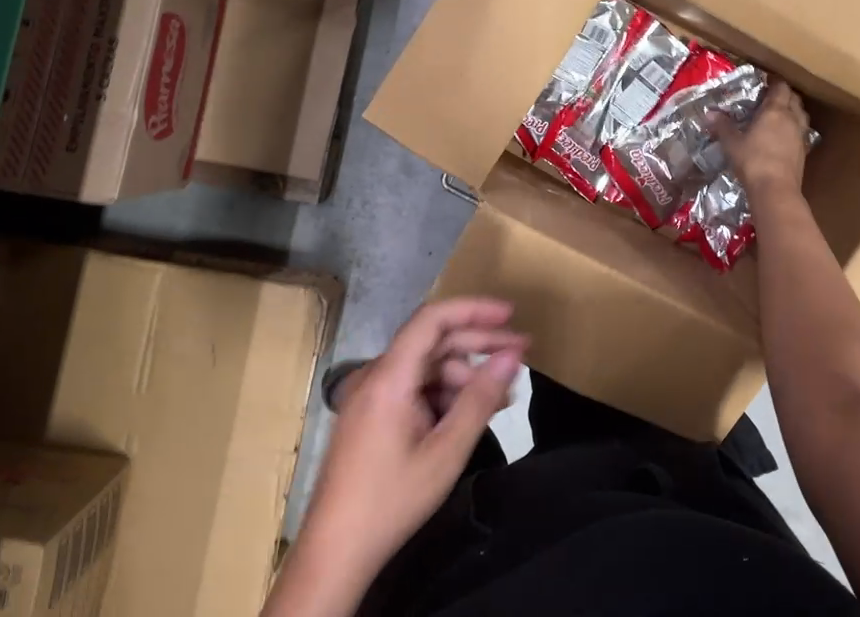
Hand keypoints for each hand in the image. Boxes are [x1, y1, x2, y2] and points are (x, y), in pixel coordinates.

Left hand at [296, 299, 525, 583]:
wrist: (335, 551)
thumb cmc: (392, 499)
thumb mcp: (447, 451)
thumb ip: (480, 398)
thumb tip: (512, 356)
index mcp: (389, 377)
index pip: (433, 319)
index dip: (474, 309)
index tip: (511, 314)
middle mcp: (376, 376)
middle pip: (433, 342)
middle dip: (480, 344)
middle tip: (524, 352)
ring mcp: (371, 395)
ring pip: (427, 367)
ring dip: (466, 376)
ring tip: (504, 396)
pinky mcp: (372, 414)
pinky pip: (415, 388)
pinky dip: (446, 394)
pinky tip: (472, 413)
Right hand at [713, 80, 809, 197]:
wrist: (775, 189)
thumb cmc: (752, 160)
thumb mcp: (732, 143)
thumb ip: (722, 126)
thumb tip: (709, 114)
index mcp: (775, 110)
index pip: (780, 87)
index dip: (774, 82)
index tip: (765, 81)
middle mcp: (792, 119)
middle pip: (794, 99)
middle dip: (785, 95)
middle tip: (771, 98)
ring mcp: (801, 135)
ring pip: (802, 115)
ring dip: (793, 111)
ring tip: (780, 115)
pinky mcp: (804, 152)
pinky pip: (802, 132)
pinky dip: (795, 129)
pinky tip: (784, 137)